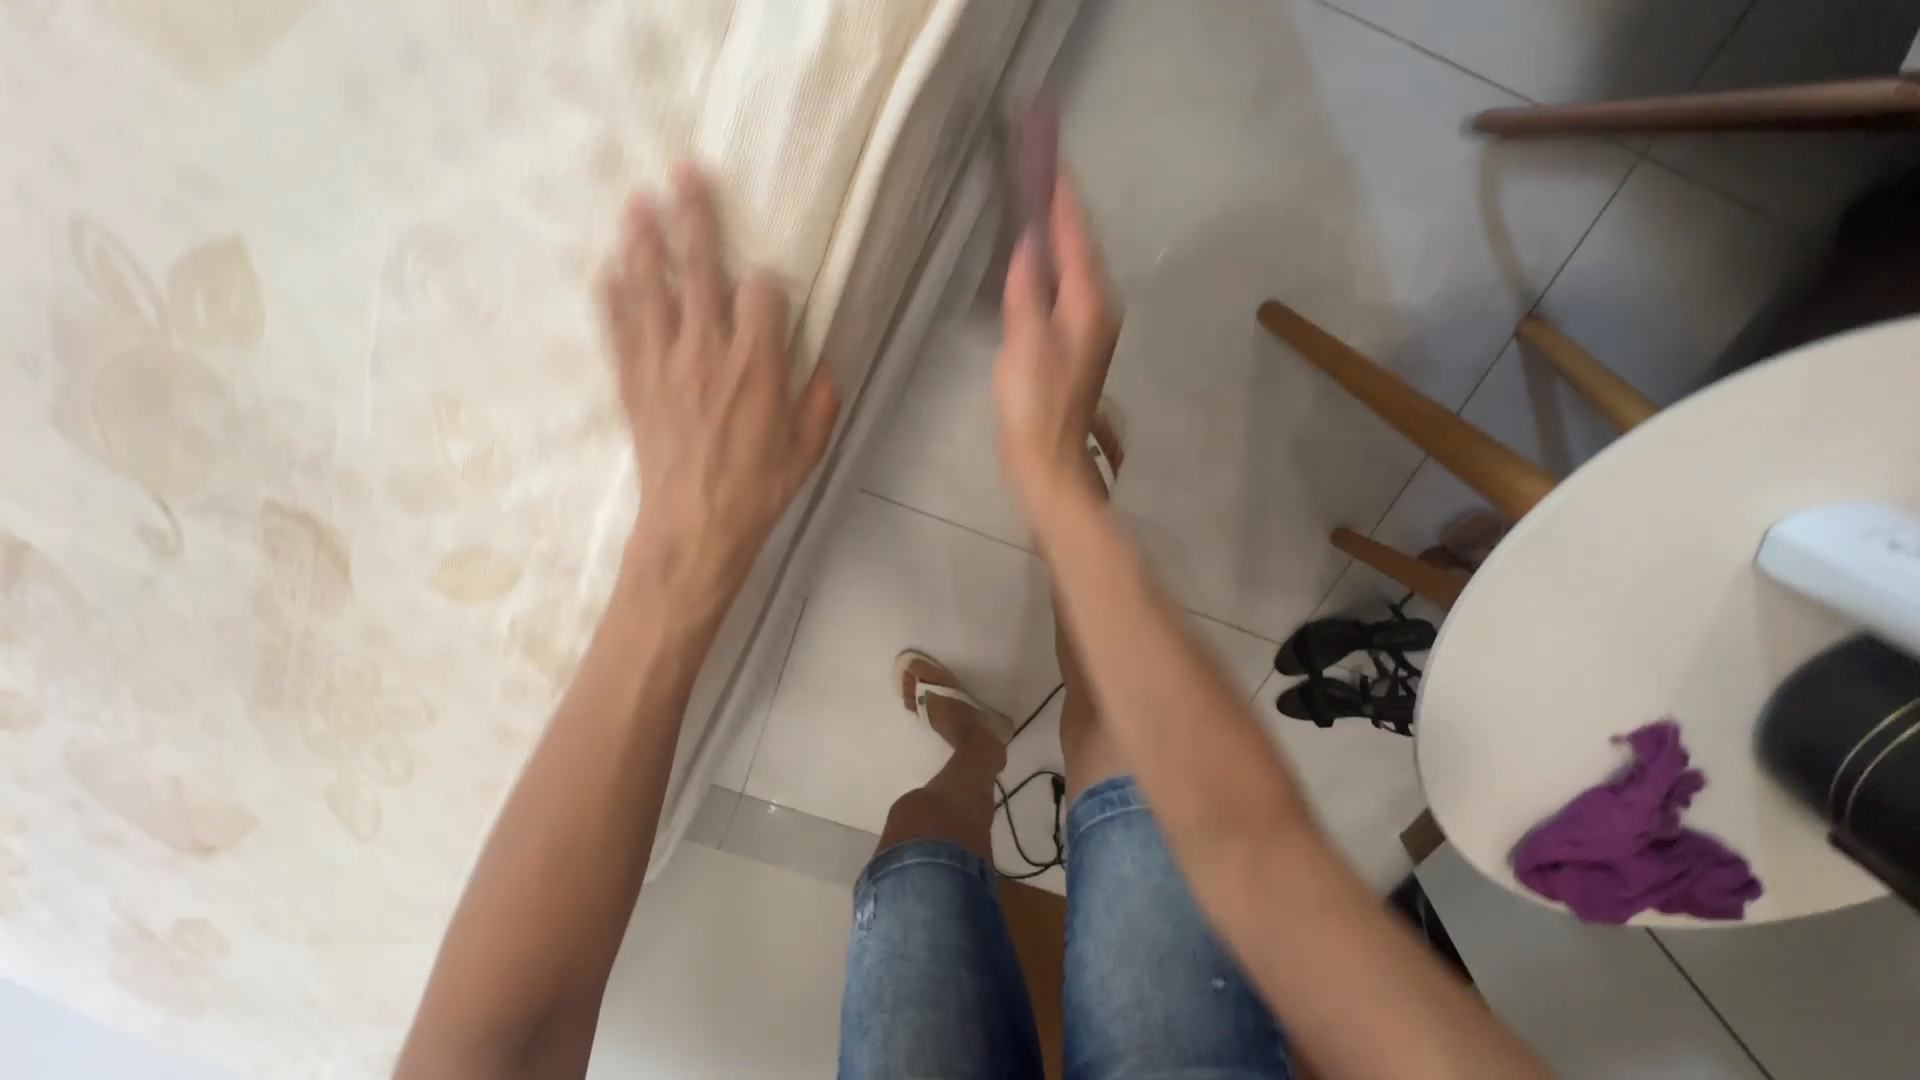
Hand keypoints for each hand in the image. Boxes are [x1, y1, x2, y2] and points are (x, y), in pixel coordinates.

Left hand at [602, 164, 838, 599]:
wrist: (694, 526)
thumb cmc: (758, 488)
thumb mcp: (809, 447)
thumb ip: (821, 397)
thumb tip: (826, 363)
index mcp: (756, 365)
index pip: (762, 293)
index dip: (768, 279)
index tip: (770, 283)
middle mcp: (706, 352)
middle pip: (700, 268)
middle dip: (695, 217)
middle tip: (684, 172)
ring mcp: (663, 362)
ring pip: (649, 286)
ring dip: (644, 241)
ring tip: (639, 203)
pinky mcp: (633, 380)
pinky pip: (619, 326)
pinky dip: (613, 293)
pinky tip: (610, 267)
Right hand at [993, 175, 1120, 510]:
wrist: (1047, 462)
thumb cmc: (1033, 408)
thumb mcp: (1024, 345)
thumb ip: (1027, 289)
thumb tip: (1030, 241)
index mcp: (1088, 302)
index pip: (1074, 231)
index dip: (1060, 189)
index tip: (1048, 145)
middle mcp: (1097, 305)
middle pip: (1079, 241)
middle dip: (1060, 199)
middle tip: (1038, 155)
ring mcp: (1088, 323)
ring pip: (1074, 260)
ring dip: (1057, 225)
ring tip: (1035, 188)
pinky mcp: (1074, 338)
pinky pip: (1065, 281)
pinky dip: (1052, 256)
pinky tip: (1036, 249)